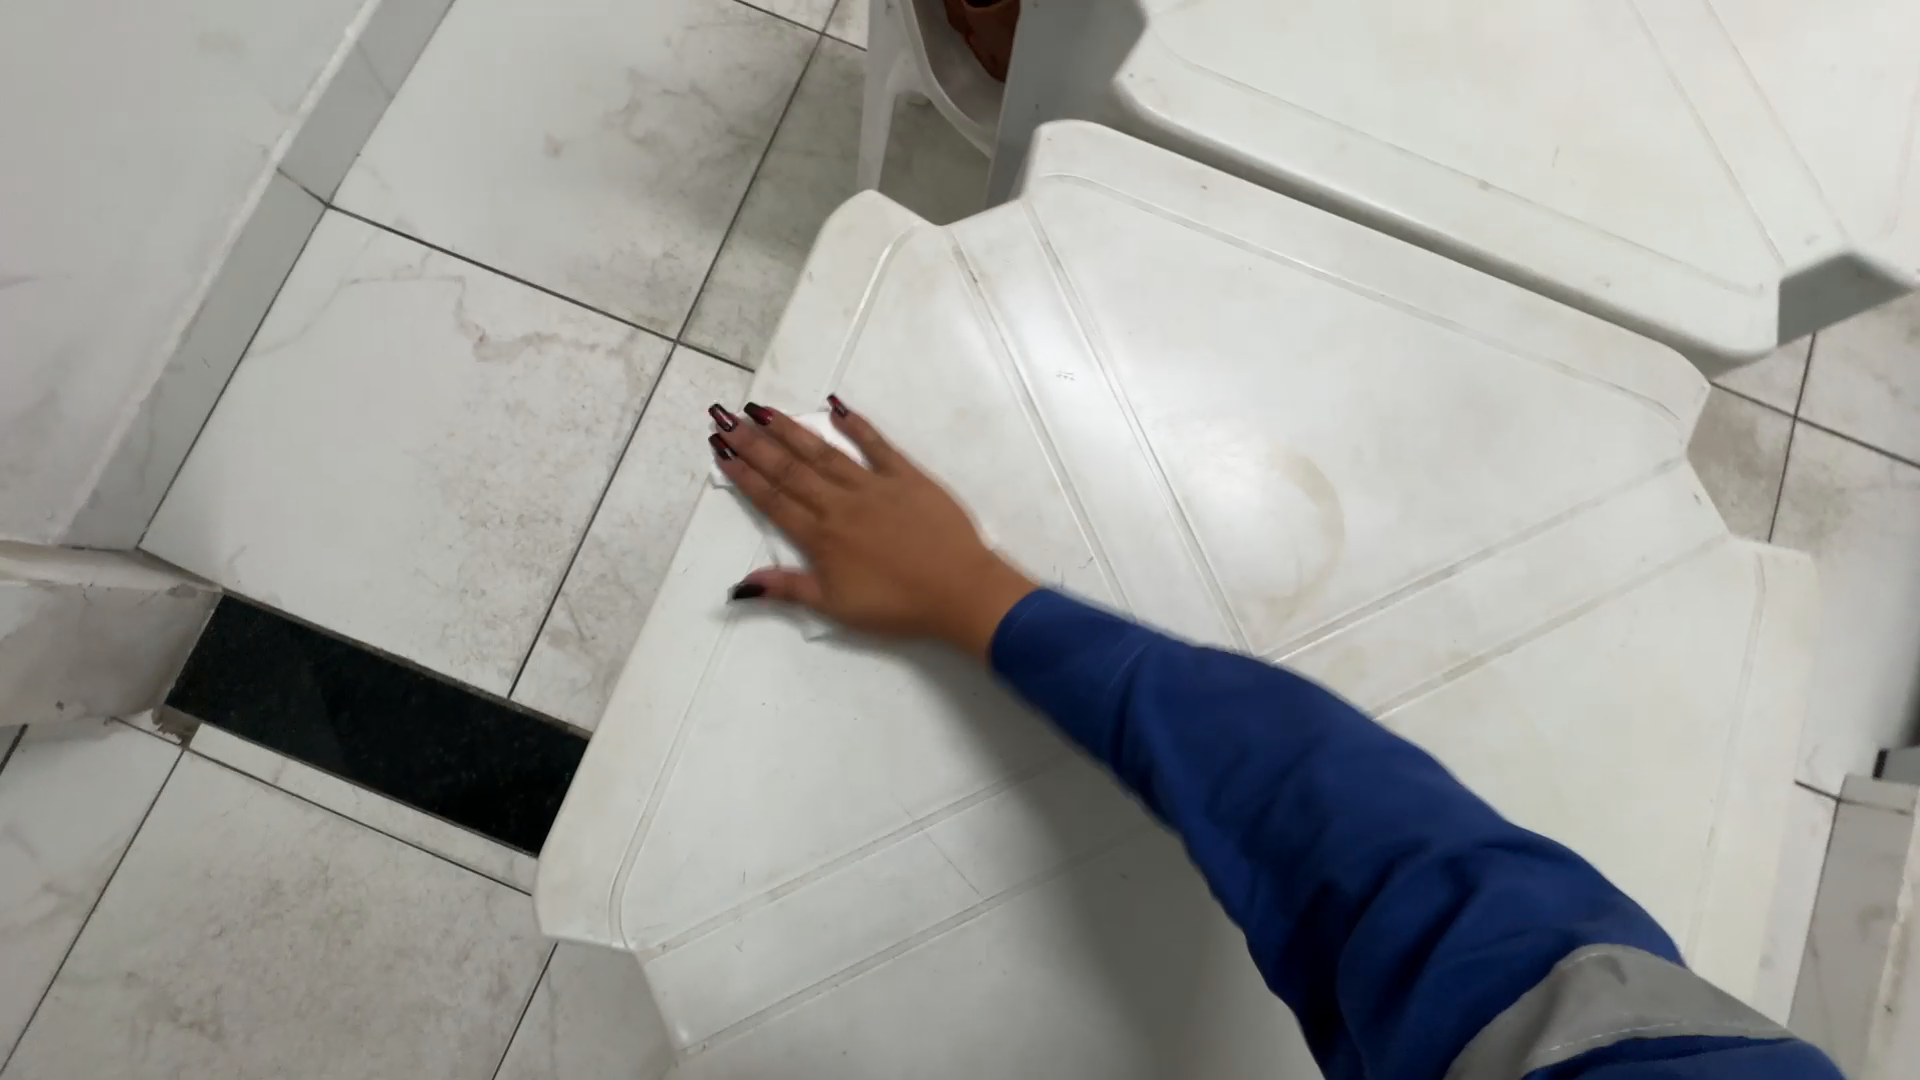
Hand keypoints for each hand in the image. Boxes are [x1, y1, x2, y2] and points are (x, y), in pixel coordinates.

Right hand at [708, 397, 1035, 659]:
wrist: (959, 590)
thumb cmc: (898, 606)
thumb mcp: (837, 607)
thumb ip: (789, 589)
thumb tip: (740, 585)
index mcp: (822, 537)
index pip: (774, 500)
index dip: (744, 476)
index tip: (721, 451)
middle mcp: (841, 504)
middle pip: (790, 470)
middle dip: (755, 444)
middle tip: (725, 418)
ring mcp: (875, 486)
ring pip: (824, 453)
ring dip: (791, 431)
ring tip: (762, 411)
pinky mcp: (908, 476)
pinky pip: (877, 445)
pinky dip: (856, 426)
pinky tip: (835, 409)